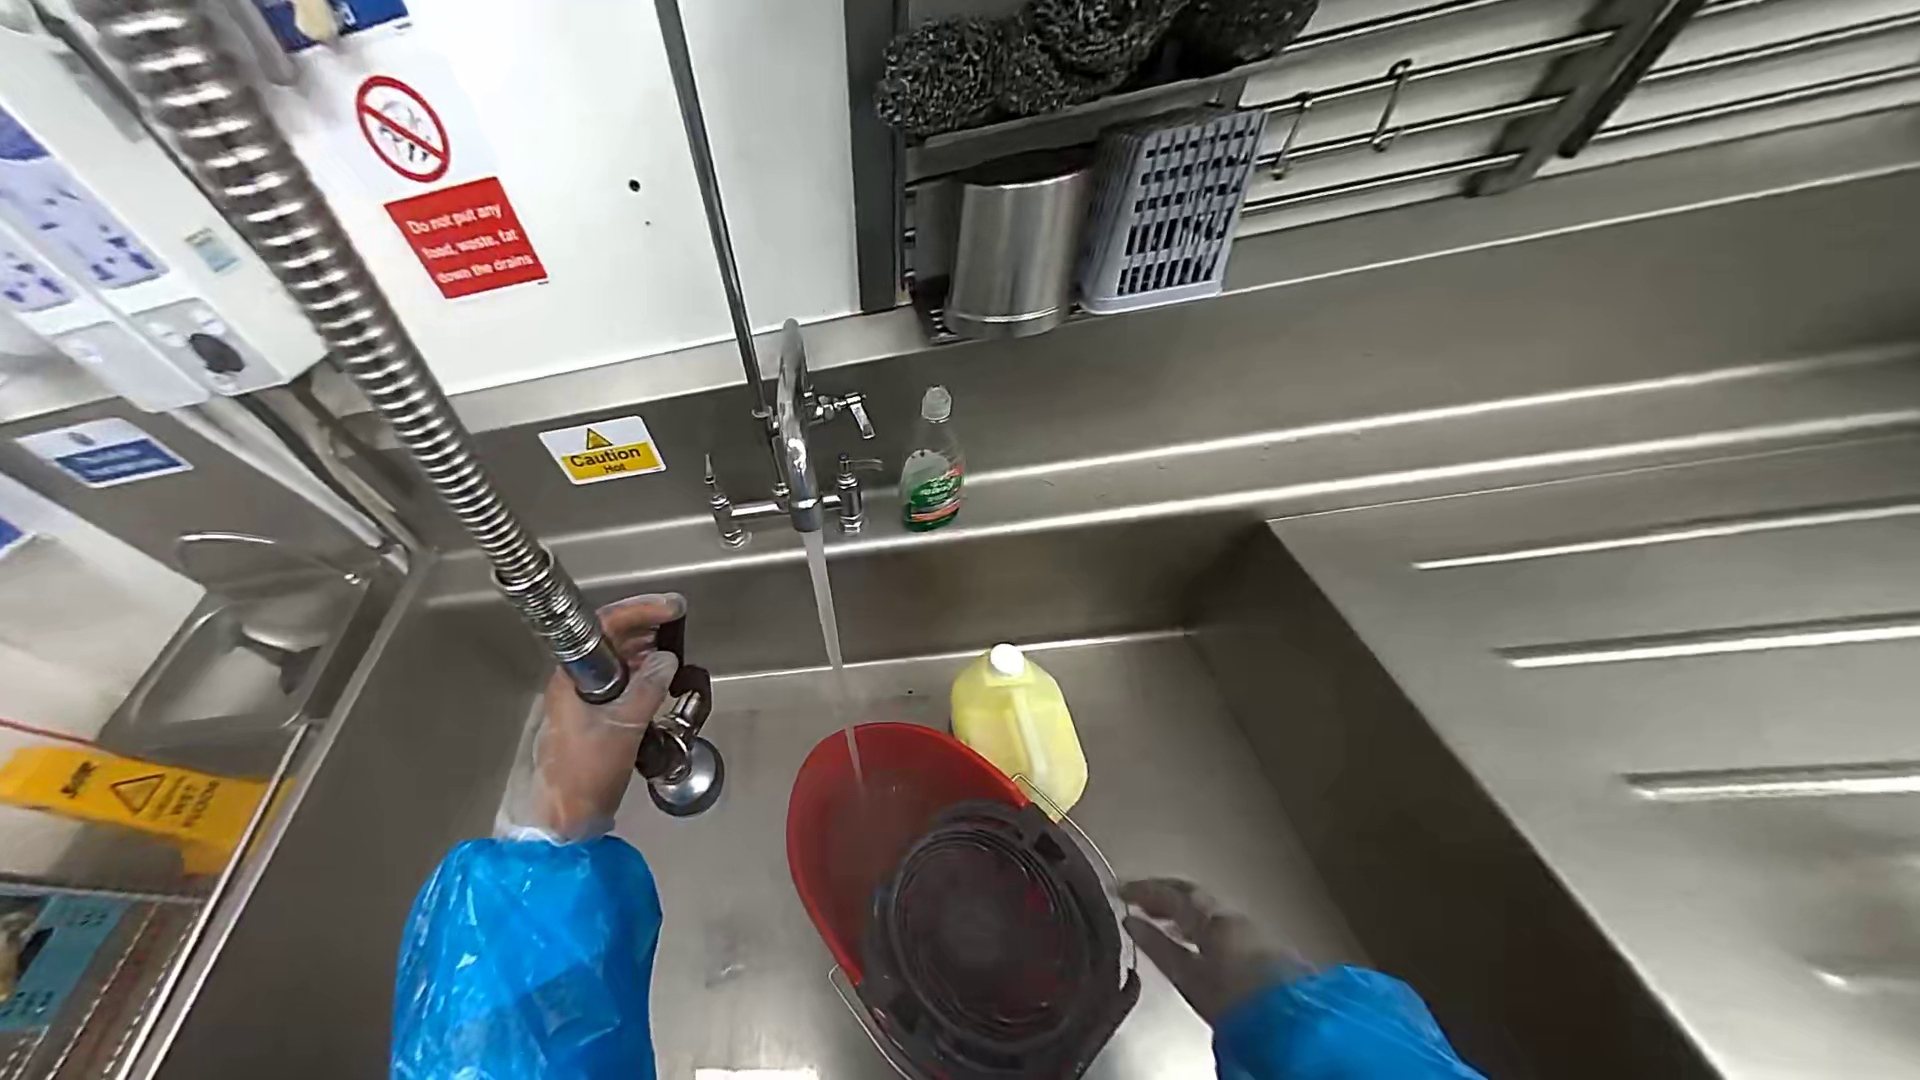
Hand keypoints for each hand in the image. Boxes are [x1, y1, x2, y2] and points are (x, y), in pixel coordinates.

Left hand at [527, 593, 684, 840]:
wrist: (564, 822)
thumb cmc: (583, 777)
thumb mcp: (622, 730)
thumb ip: (647, 690)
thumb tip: (668, 660)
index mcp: (572, 679)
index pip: (603, 628)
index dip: (638, 611)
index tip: (671, 607)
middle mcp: (577, 681)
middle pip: (611, 637)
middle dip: (646, 623)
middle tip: (678, 619)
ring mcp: (587, 697)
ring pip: (619, 657)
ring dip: (648, 647)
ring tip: (675, 645)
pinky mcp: (599, 714)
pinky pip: (626, 679)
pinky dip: (648, 671)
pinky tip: (665, 676)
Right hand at [1121, 878, 1308, 1022]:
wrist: (1294, 1027)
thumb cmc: (1239, 1003)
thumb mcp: (1189, 978)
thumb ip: (1159, 947)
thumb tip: (1131, 923)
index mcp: (1211, 917)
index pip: (1170, 892)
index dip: (1142, 889)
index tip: (1120, 889)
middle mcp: (1230, 915)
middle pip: (1189, 894)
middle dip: (1161, 893)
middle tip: (1137, 897)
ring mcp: (1248, 928)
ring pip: (1205, 908)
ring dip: (1180, 908)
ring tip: (1159, 917)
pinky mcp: (1262, 946)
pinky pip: (1219, 921)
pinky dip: (1198, 921)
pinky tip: (1190, 936)